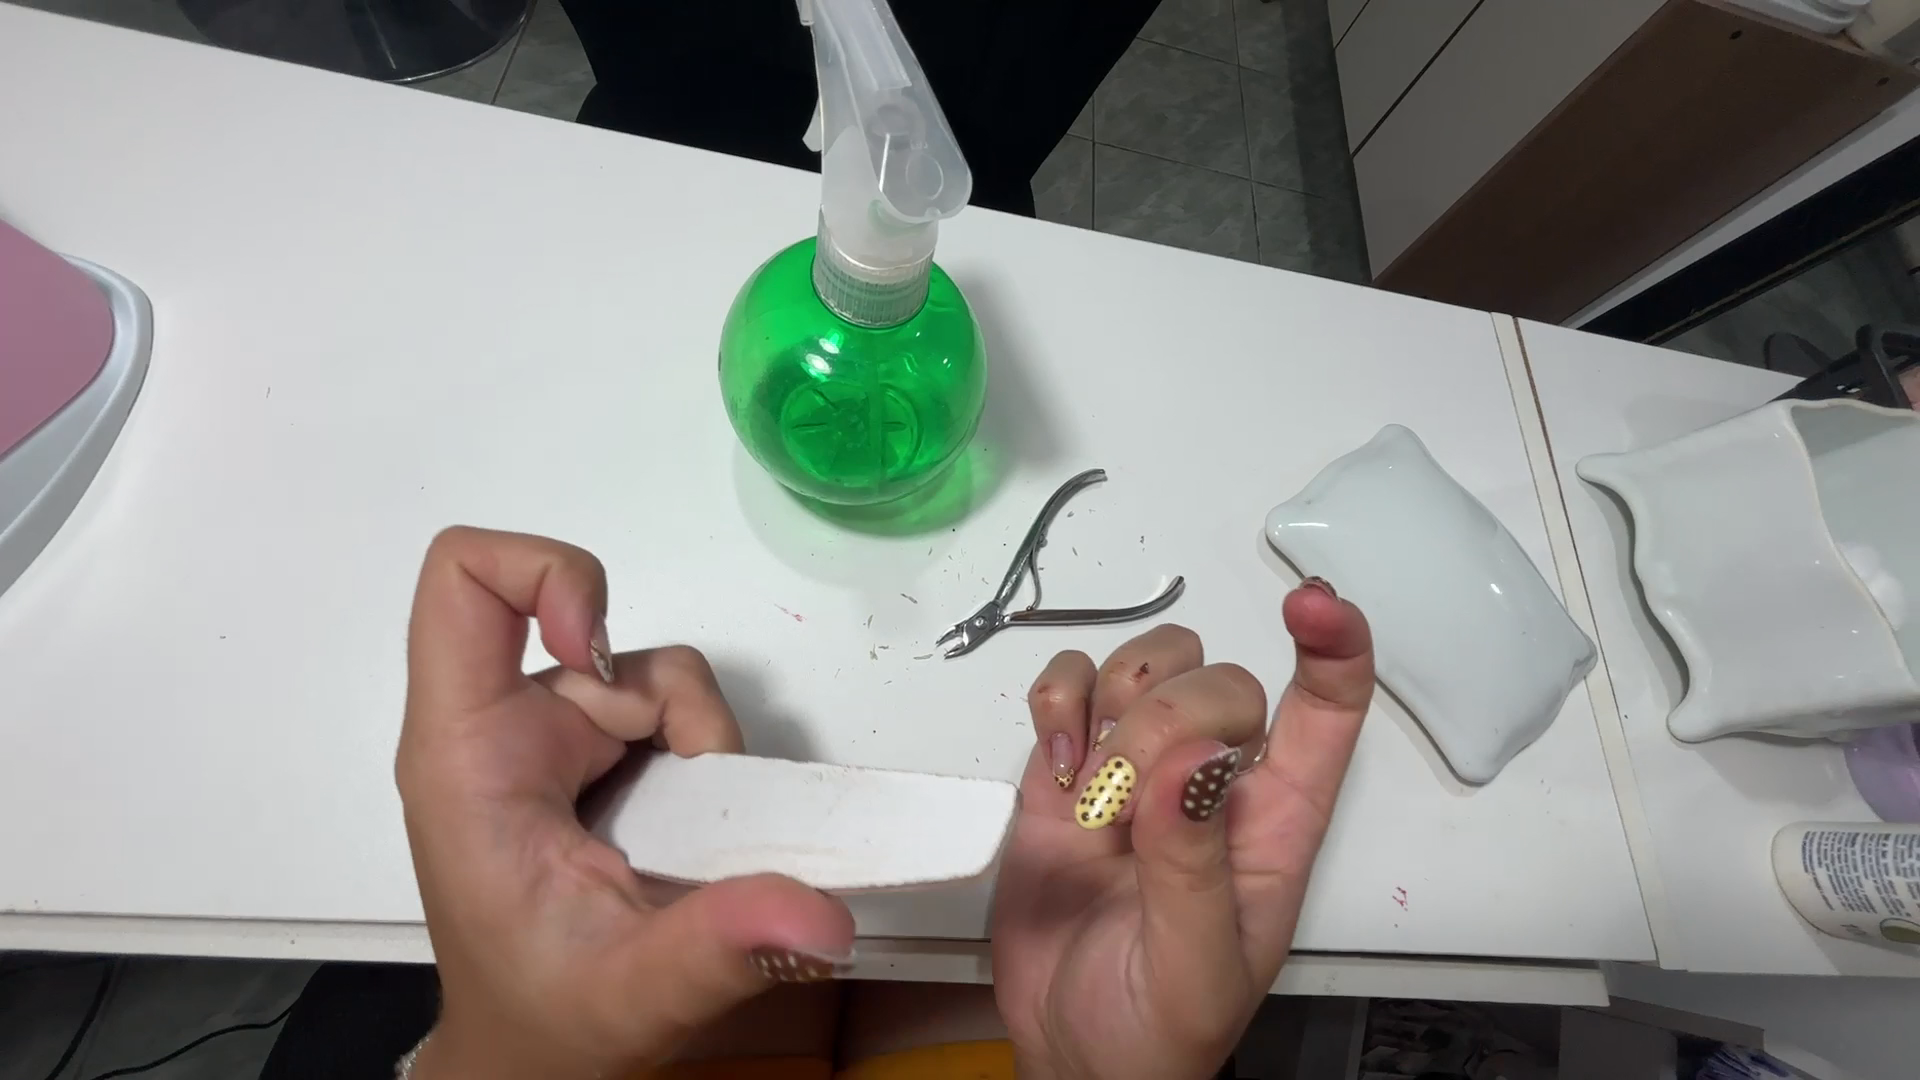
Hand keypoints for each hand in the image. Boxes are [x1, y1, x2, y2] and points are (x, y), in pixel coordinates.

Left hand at [395, 527, 854, 1079]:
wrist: (542, 1044)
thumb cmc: (548, 1017)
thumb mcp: (630, 992)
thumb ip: (720, 945)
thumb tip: (826, 914)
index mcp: (473, 754)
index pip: (467, 584)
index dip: (551, 578)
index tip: (608, 658)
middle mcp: (515, 722)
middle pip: (606, 629)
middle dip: (678, 717)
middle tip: (694, 817)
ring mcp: (566, 730)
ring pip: (660, 673)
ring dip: (702, 745)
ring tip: (698, 835)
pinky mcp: (607, 745)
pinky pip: (680, 705)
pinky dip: (709, 752)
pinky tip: (699, 822)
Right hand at [990, 581, 1373, 1079]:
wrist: (1066, 1042)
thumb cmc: (1154, 1025)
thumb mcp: (1193, 969)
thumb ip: (1194, 869)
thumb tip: (1187, 758)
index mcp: (1268, 820)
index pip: (1325, 714)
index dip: (1334, 650)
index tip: (1313, 604)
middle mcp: (1207, 771)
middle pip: (1211, 674)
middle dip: (1161, 720)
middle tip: (1119, 800)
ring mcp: (1130, 758)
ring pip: (1142, 660)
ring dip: (1108, 707)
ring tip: (1086, 789)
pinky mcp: (1066, 758)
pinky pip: (1067, 680)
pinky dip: (1055, 703)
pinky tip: (1055, 763)